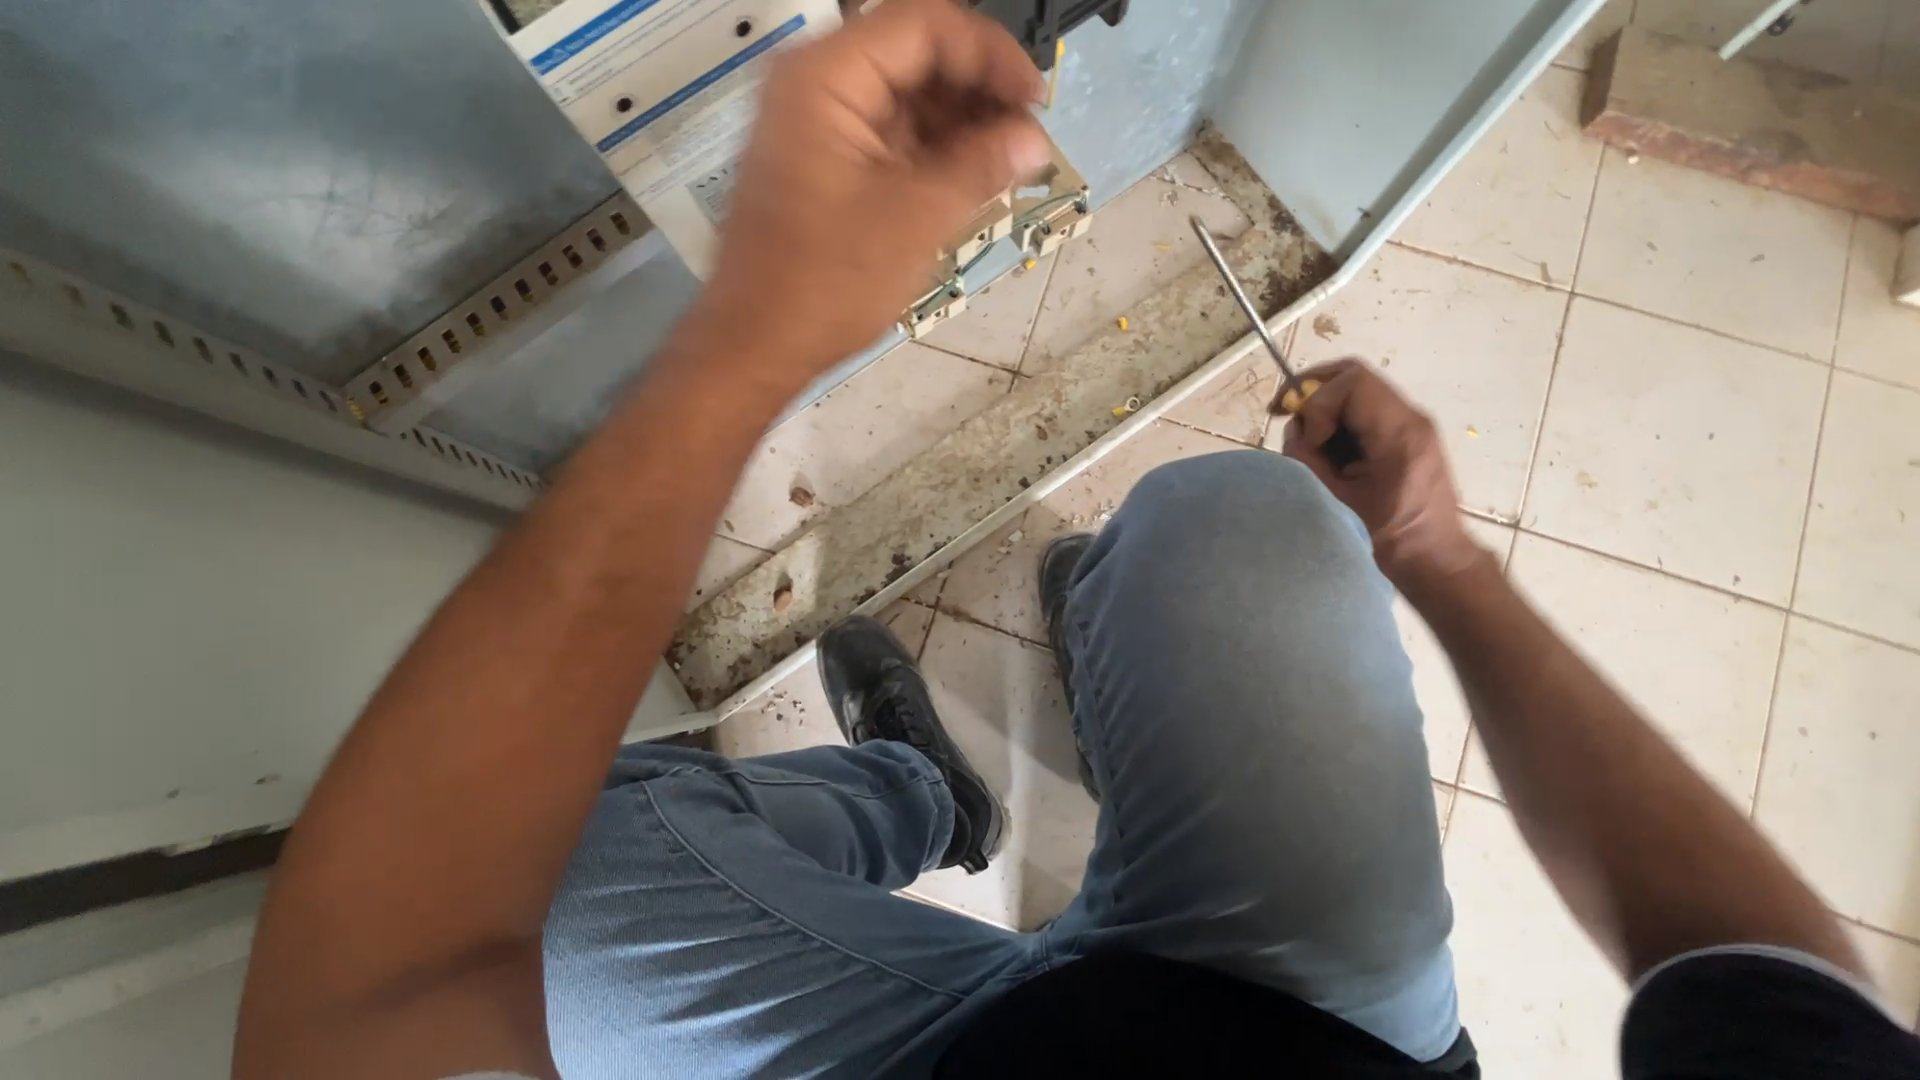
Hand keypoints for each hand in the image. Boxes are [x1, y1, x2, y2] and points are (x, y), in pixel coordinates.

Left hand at [688, 0, 1050, 384]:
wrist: (757, 345)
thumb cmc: (827, 283)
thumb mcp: (916, 218)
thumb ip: (980, 165)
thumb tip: (1034, 138)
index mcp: (826, 77)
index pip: (924, 25)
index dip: (990, 54)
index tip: (1035, 99)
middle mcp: (815, 85)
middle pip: (913, 57)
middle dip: (976, 92)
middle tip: (1025, 138)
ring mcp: (816, 127)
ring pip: (903, 100)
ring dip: (959, 126)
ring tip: (1006, 165)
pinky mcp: (822, 165)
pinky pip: (886, 139)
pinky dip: (930, 154)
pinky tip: (970, 181)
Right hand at [1280, 359, 1485, 585]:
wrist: (1434, 560)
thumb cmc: (1386, 539)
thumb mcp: (1335, 500)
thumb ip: (1308, 459)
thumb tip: (1296, 432)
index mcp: (1399, 433)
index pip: (1351, 382)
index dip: (1317, 403)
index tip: (1310, 441)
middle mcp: (1411, 418)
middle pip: (1353, 375)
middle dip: (1312, 391)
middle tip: (1283, 413)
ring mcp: (1412, 425)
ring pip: (1356, 391)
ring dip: (1324, 410)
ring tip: (1311, 448)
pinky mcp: (1406, 436)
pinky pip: (1364, 412)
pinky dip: (1337, 422)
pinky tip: (1326, 454)